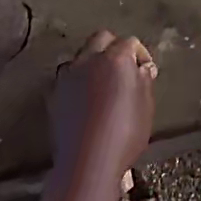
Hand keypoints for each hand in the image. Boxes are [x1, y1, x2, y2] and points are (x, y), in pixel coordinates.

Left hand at [49, 30, 157, 181]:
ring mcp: (67, 76)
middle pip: (101, 39)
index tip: (146, 71)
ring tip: (104, 84)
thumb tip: (143, 69)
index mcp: (115, 59)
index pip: (130, 42)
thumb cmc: (125, 133)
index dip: (141, 55)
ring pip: (81, 56)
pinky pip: (68, 78)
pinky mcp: (54, 94)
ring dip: (93, 63)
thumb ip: (144, 81)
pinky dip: (79, 81)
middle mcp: (88, 60)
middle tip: (125, 69)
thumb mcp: (145, 106)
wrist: (88, 161)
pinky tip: (88, 101)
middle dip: (114, 48)